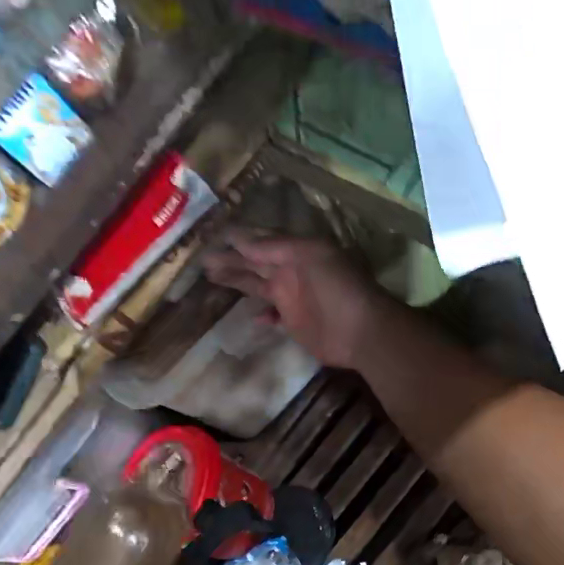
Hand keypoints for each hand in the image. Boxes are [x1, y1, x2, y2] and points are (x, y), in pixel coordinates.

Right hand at [202, 234, 388, 368]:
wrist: (361, 330)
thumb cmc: (338, 287)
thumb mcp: (308, 256)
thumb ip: (274, 247)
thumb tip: (239, 240)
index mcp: (296, 251)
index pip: (262, 240)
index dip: (239, 237)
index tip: (213, 233)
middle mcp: (291, 272)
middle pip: (254, 262)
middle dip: (230, 259)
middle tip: (202, 257)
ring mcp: (292, 298)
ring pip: (257, 286)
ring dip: (237, 281)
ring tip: (210, 276)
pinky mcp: (294, 323)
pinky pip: (273, 316)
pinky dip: (262, 315)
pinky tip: (251, 316)